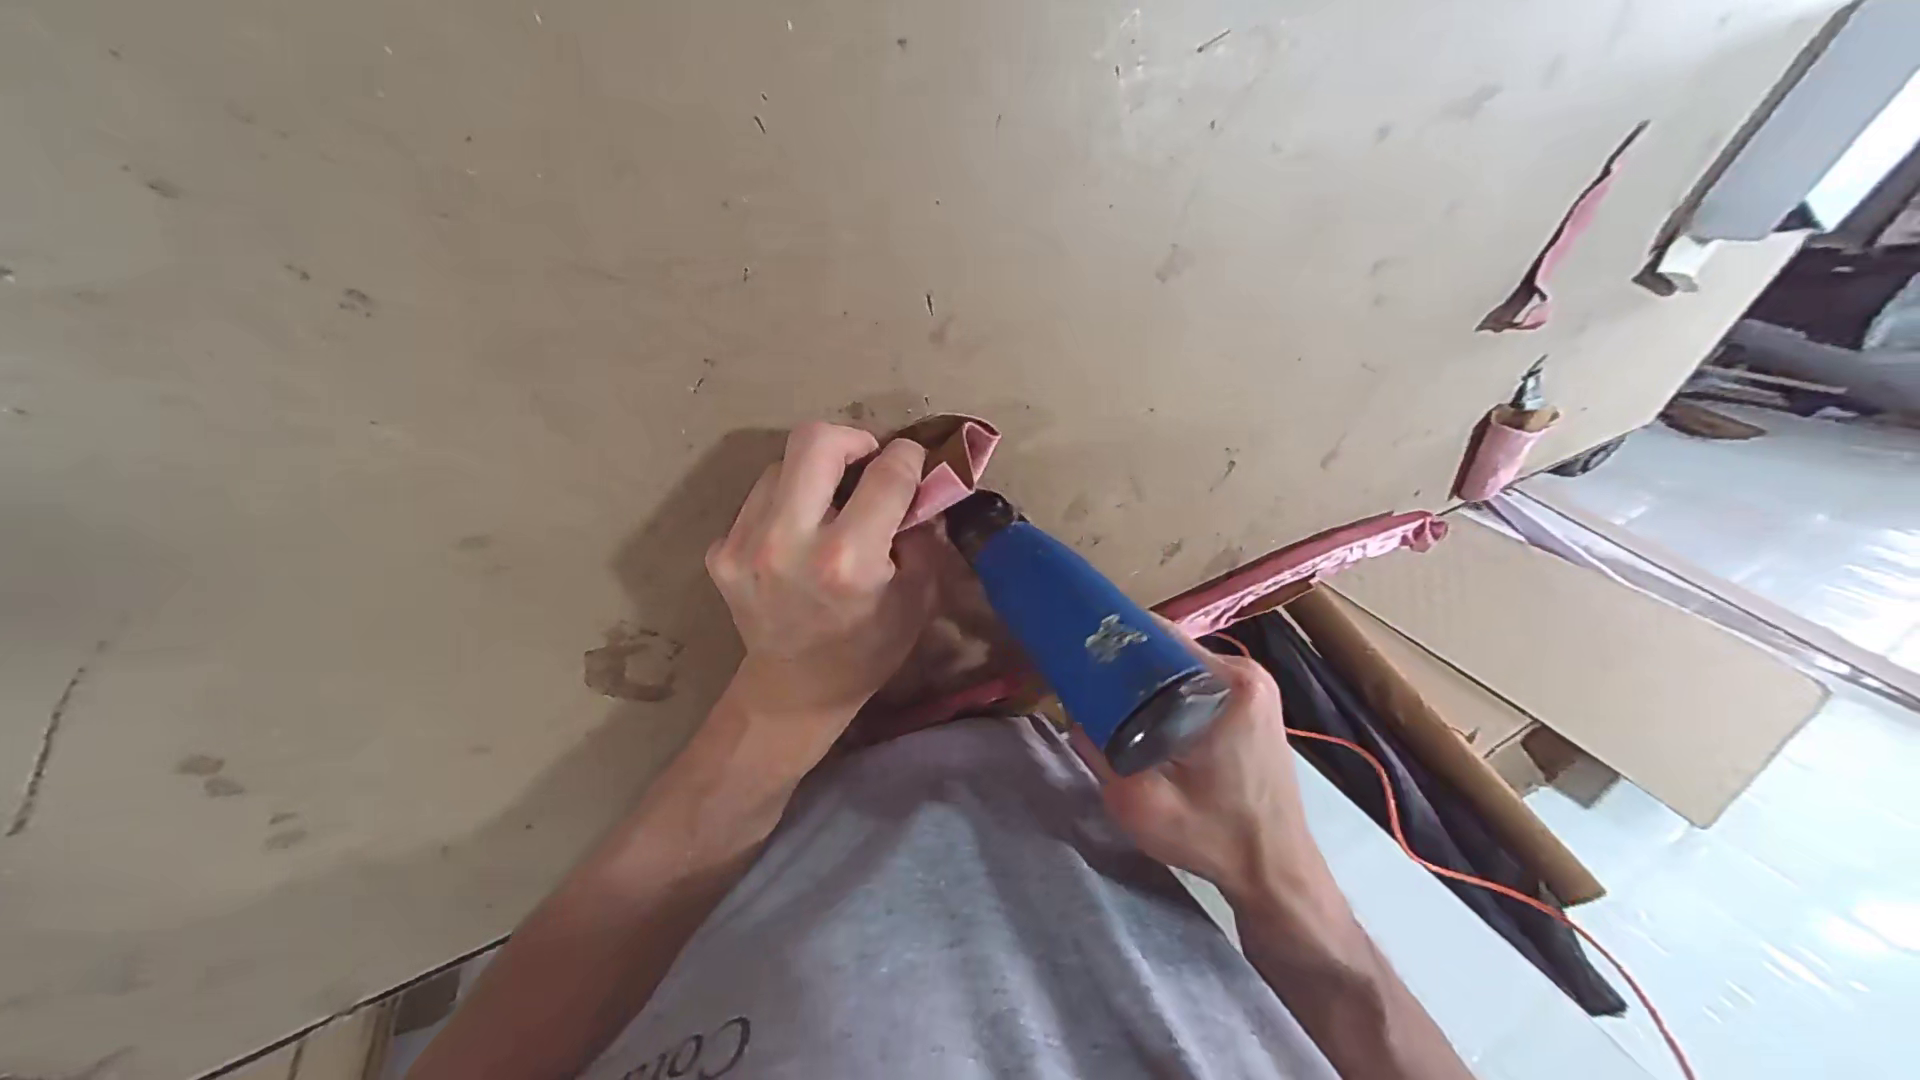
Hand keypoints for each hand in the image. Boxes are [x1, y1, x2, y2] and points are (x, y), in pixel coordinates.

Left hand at [705, 422, 940, 732]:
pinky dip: (788, 499)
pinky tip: (801, 530)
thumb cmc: (868, 648)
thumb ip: (924, 533)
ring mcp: (743, 544)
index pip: (886, 474)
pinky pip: (759, 496)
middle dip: (853, 438)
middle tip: (868, 460)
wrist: (795, 690)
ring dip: (816, 470)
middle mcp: (788, 542)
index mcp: (848, 560)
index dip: (909, 456)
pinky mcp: (719, 550)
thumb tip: (923, 482)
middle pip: (816, 440)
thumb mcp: (918, 596)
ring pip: (782, 463)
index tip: (914, 459)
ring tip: (832, 501)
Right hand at [1078, 627, 1330, 905]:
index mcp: (1229, 685)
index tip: (1077, 653)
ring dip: (1145, 679)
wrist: (1276, 872)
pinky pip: (1196, 679)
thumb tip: (1073, 712)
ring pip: (1179, 663)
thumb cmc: (1213, 837)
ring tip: (1109, 702)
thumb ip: (1097, 754)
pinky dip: (1166, 691)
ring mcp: (1254, 687)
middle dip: (1125, 663)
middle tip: (1087, 685)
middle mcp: (1246, 674)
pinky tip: (1144, 716)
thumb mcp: (1140, 803)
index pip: (1157, 636)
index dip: (1113, 641)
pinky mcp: (1252, 703)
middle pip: (1167, 647)